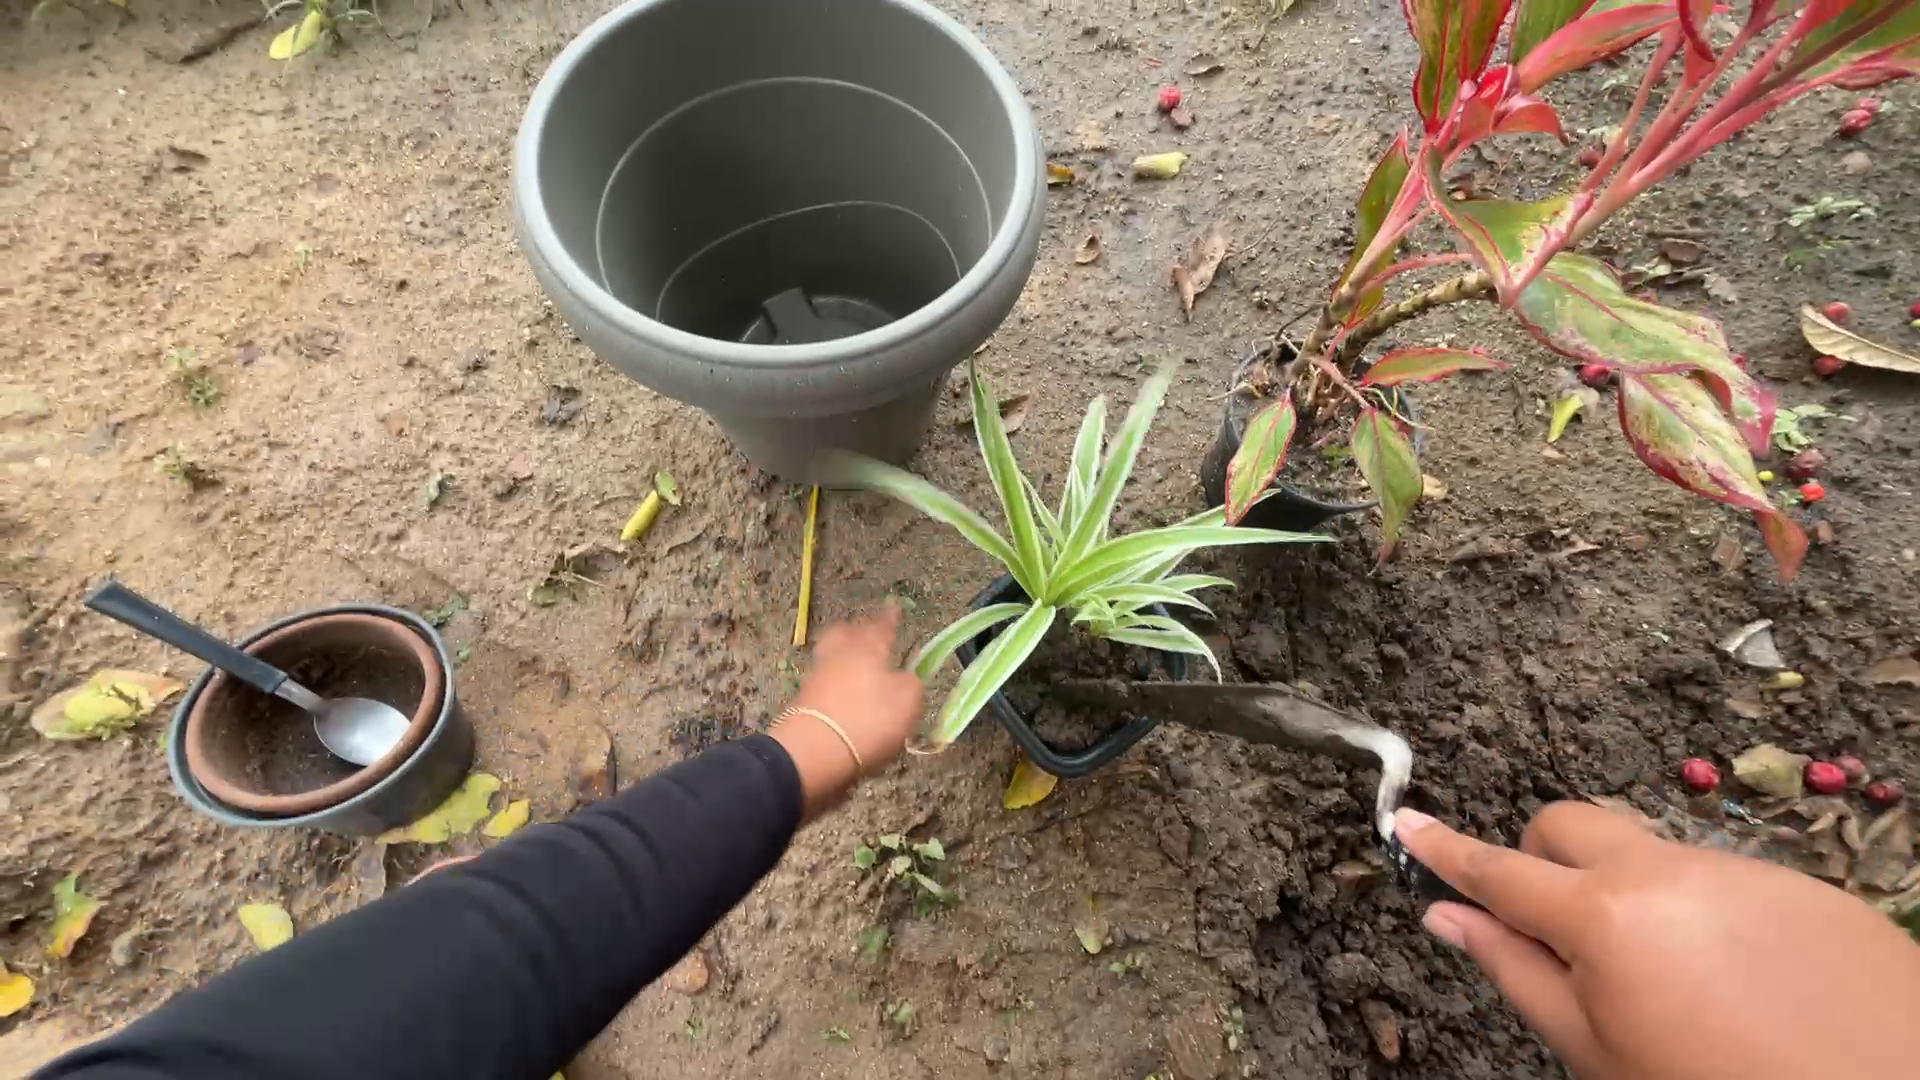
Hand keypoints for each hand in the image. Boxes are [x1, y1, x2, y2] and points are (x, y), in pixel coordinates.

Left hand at [774, 605, 922, 819]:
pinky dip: (836, 682)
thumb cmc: (869, 720)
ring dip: (845, 655)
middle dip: (858, 630)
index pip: (882, 624)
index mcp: (868, 646)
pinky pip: (825, 680)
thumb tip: (905, 677)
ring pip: (833, 654)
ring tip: (859, 665)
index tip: (895, 606)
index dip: (891, 616)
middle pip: (846, 632)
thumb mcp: (908, 700)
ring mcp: (818, 675)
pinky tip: (846, 693)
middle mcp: (840, 653)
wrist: (815, 753)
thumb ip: (912, 682)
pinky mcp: (805, 700)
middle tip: (869, 634)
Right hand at [1397, 802, 1919, 1079]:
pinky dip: (1704, 913)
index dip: (1443, 847)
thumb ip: (1514, 971)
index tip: (1403, 819)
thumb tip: (1444, 914)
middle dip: (1545, 859)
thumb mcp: (1600, 1055)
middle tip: (1568, 928)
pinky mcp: (1807, 889)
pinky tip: (1754, 982)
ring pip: (1646, 854)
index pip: (1496, 869)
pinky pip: (1721, 879)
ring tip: (1688, 980)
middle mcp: (1663, 873)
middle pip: (1566, 825)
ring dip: (1632, 894)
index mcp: (1603, 918)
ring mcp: (1740, 873)